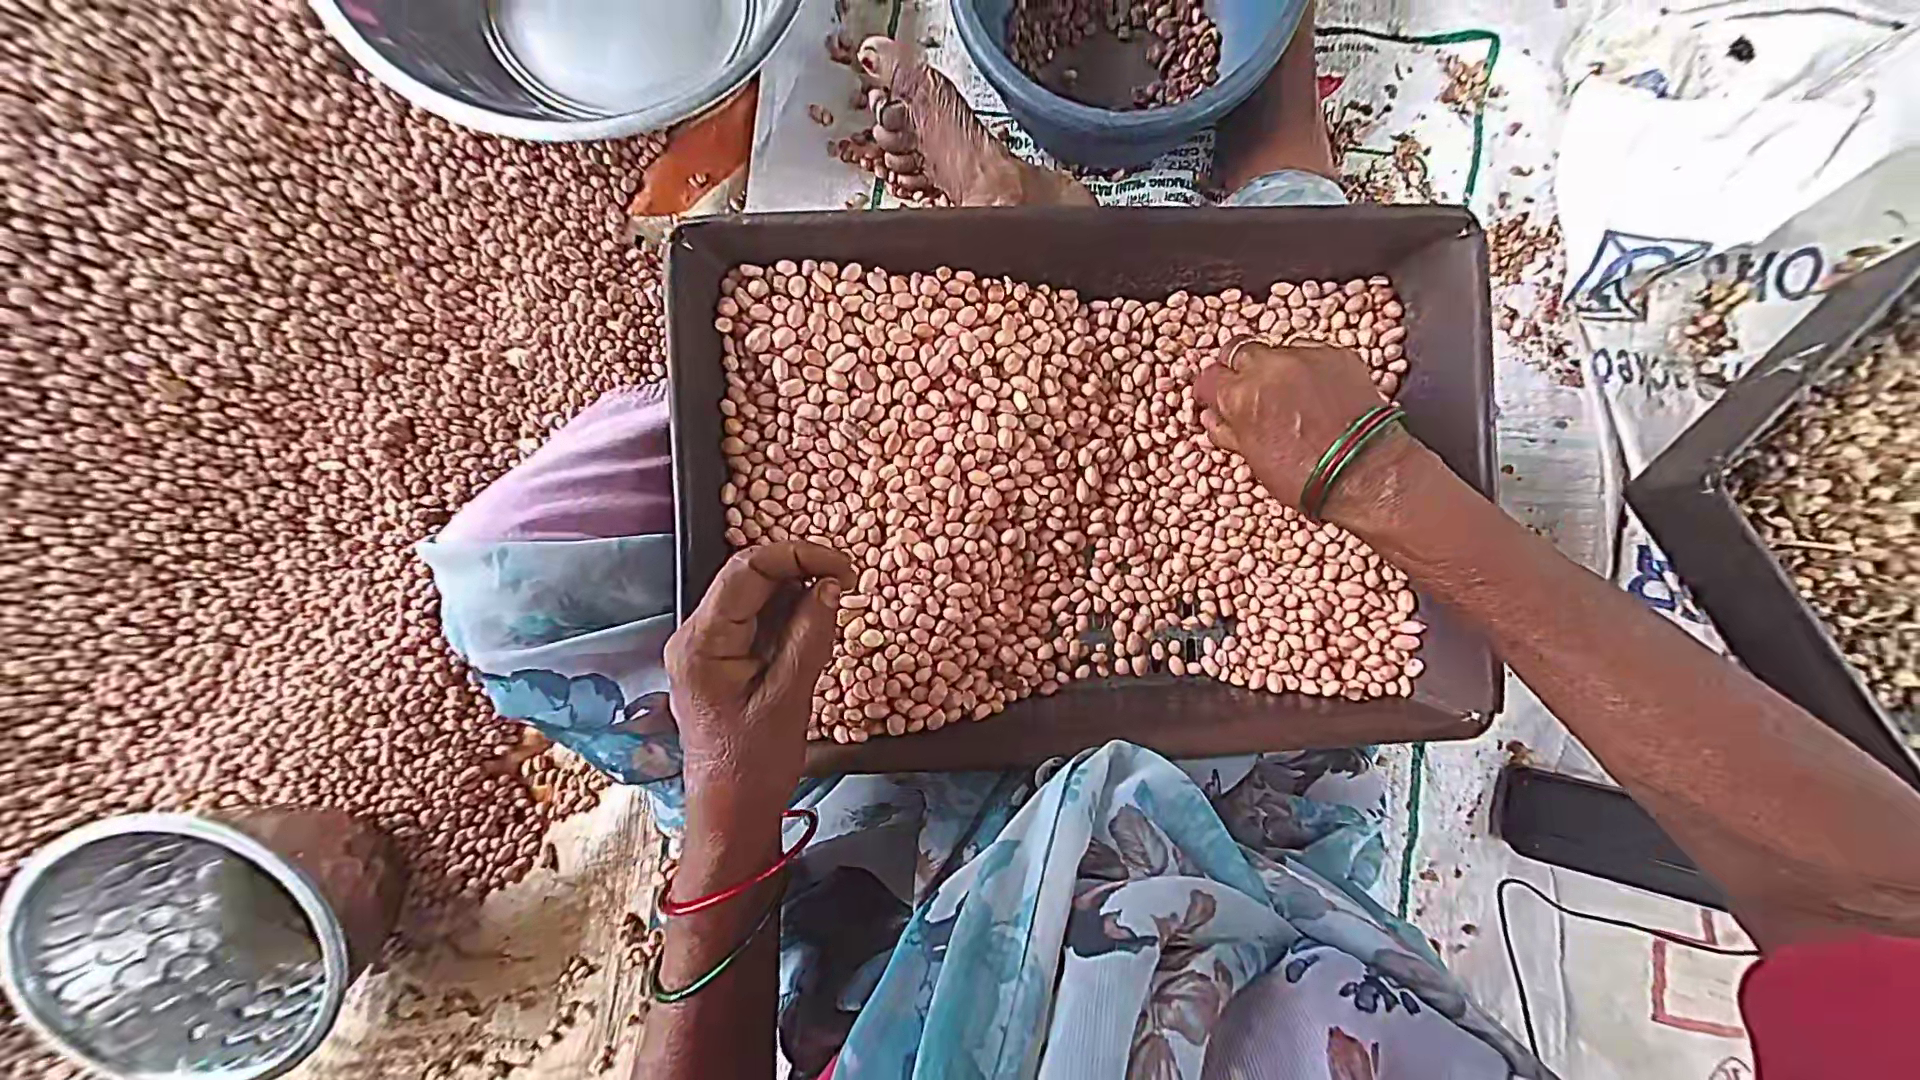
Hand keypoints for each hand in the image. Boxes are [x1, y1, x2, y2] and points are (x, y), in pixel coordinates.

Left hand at [664, 542, 854, 805]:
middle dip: (801, 570)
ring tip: (835, 607)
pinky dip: (792, 614)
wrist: (730, 813)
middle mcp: (697, 635)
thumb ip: (810, 636)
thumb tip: (830, 584)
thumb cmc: (753, 766)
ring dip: (799, 591)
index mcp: (702, 642)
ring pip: (758, 594)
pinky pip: (761, 619)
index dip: (798, 555)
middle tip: (846, 582)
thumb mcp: (789, 699)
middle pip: (750, 576)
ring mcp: (710, 645)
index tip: (844, 567)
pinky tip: (815, 628)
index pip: (747, 570)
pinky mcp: (725, 657)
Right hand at [1191, 338, 1418, 522]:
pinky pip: (1309, 351)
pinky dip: (1304, 367)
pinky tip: (1310, 391)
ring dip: (1271, 367)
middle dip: (1236, 369)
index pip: (1208, 378)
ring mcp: (1305, 357)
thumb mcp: (1251, 456)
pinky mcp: (1336, 355)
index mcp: (1240, 396)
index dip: (1208, 391)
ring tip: (1281, 393)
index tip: (1213, 399)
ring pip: (1274, 349)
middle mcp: (1268, 368)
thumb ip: (1227, 430)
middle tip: (1243, 390)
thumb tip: (1213, 418)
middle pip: (1237, 351)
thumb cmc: (1303, 475)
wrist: (1363, 472)